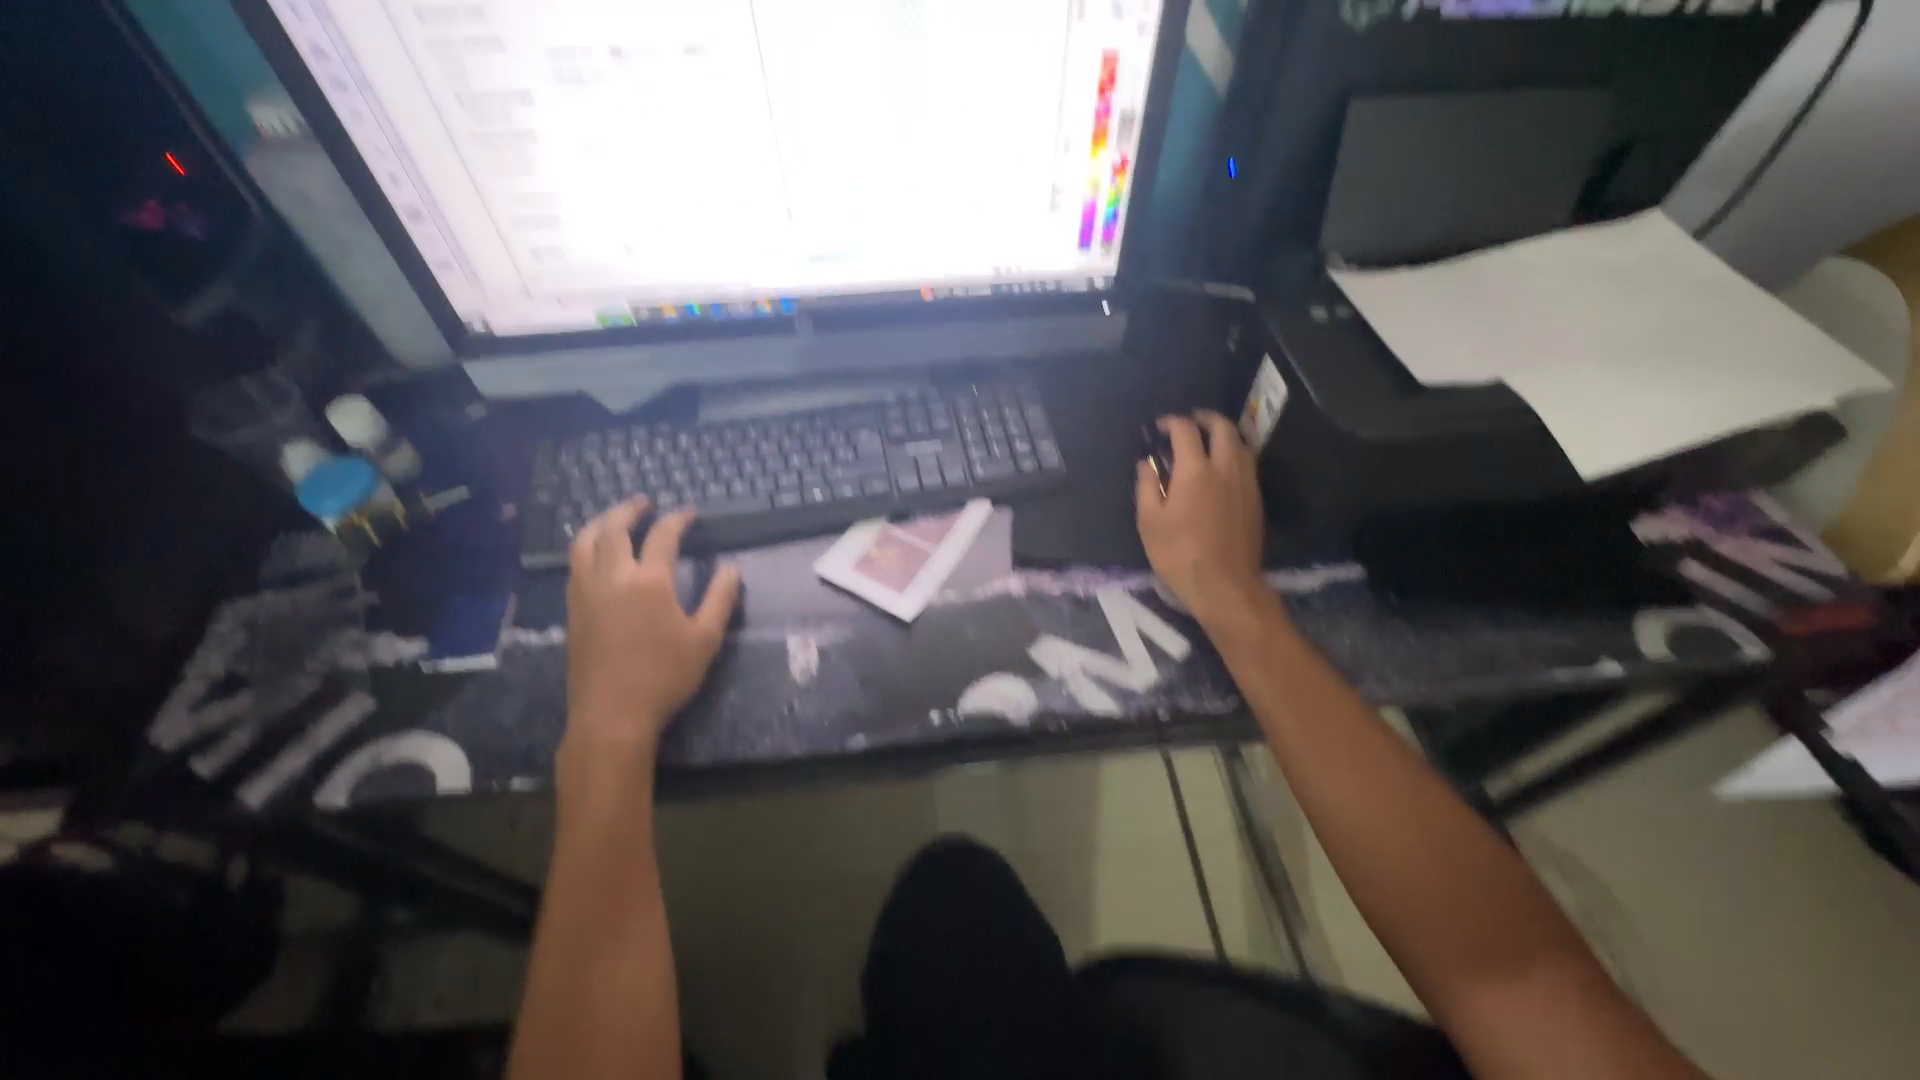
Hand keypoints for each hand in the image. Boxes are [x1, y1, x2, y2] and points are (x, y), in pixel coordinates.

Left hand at [563, 497, 740, 760]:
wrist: (612, 714)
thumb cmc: (665, 677)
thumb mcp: (705, 640)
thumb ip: (720, 599)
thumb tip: (732, 569)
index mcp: (649, 581)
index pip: (663, 536)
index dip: (678, 519)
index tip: (689, 513)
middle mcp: (613, 577)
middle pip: (614, 529)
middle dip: (629, 510)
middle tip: (643, 502)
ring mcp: (586, 592)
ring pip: (584, 543)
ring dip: (601, 523)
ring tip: (614, 519)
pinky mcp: (573, 610)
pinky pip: (574, 565)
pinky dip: (586, 547)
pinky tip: (595, 555)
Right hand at [1136, 411, 1268, 626]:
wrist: (1224, 585)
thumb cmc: (1178, 554)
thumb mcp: (1149, 522)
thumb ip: (1147, 486)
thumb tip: (1147, 464)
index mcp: (1195, 471)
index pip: (1185, 431)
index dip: (1171, 423)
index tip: (1159, 428)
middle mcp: (1225, 468)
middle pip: (1222, 428)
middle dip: (1205, 418)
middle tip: (1189, 422)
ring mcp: (1246, 483)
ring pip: (1241, 443)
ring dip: (1224, 435)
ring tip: (1208, 442)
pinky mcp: (1256, 500)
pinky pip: (1247, 464)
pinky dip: (1234, 454)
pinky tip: (1222, 469)